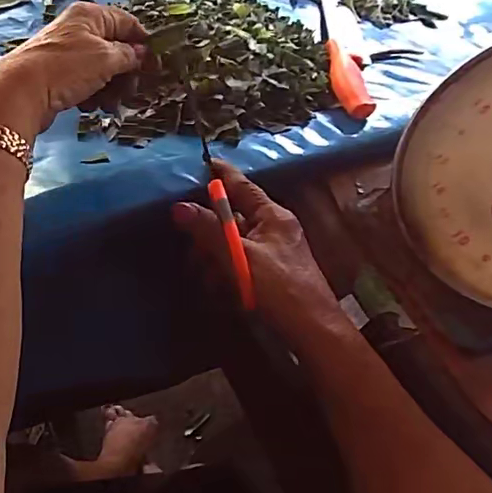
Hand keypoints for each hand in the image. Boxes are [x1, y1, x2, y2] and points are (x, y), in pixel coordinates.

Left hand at [0, 1, 148, 137]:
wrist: (21, 92)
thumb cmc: (66, 68)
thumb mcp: (106, 58)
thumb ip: (129, 55)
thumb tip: (141, 54)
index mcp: (90, 14)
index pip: (127, 24)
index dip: (143, 45)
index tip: (155, 68)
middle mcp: (77, 29)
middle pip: (114, 49)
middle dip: (125, 73)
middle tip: (130, 92)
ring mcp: (65, 53)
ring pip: (100, 70)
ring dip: (110, 88)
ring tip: (109, 105)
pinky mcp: (56, 75)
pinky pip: (83, 83)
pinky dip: (91, 94)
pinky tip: (89, 107)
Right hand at [171, 161, 344, 344]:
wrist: (312, 331)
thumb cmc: (281, 288)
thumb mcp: (240, 256)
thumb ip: (209, 230)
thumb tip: (179, 207)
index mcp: (272, 216)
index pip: (241, 186)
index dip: (220, 174)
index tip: (201, 161)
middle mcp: (271, 230)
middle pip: (228, 220)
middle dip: (207, 236)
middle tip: (194, 252)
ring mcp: (269, 254)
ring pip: (228, 246)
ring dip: (213, 262)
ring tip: (210, 281)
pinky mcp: (265, 276)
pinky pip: (236, 266)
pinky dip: (224, 276)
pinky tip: (221, 292)